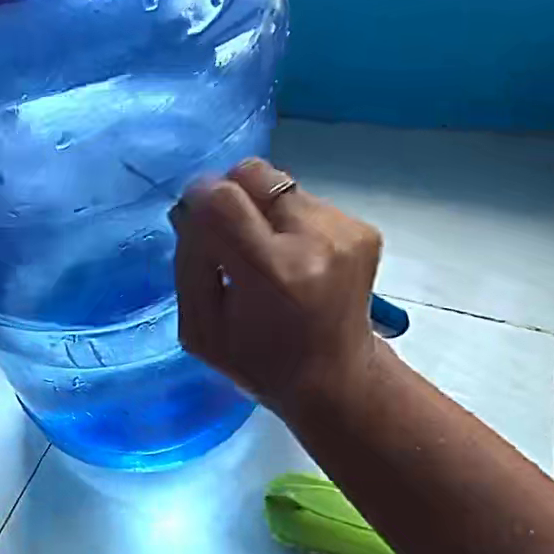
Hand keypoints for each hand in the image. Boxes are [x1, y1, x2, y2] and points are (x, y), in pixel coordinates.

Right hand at [172, 159, 384, 412]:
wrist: (337, 381)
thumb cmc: (259, 363)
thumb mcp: (201, 331)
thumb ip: (190, 263)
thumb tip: (191, 209)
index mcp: (272, 273)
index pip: (220, 198)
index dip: (198, 201)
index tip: (195, 223)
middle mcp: (315, 240)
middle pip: (252, 172)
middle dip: (230, 195)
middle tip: (230, 236)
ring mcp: (345, 231)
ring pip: (278, 184)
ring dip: (261, 211)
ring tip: (268, 255)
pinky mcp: (363, 229)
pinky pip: (304, 201)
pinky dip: (288, 222)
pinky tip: (295, 259)